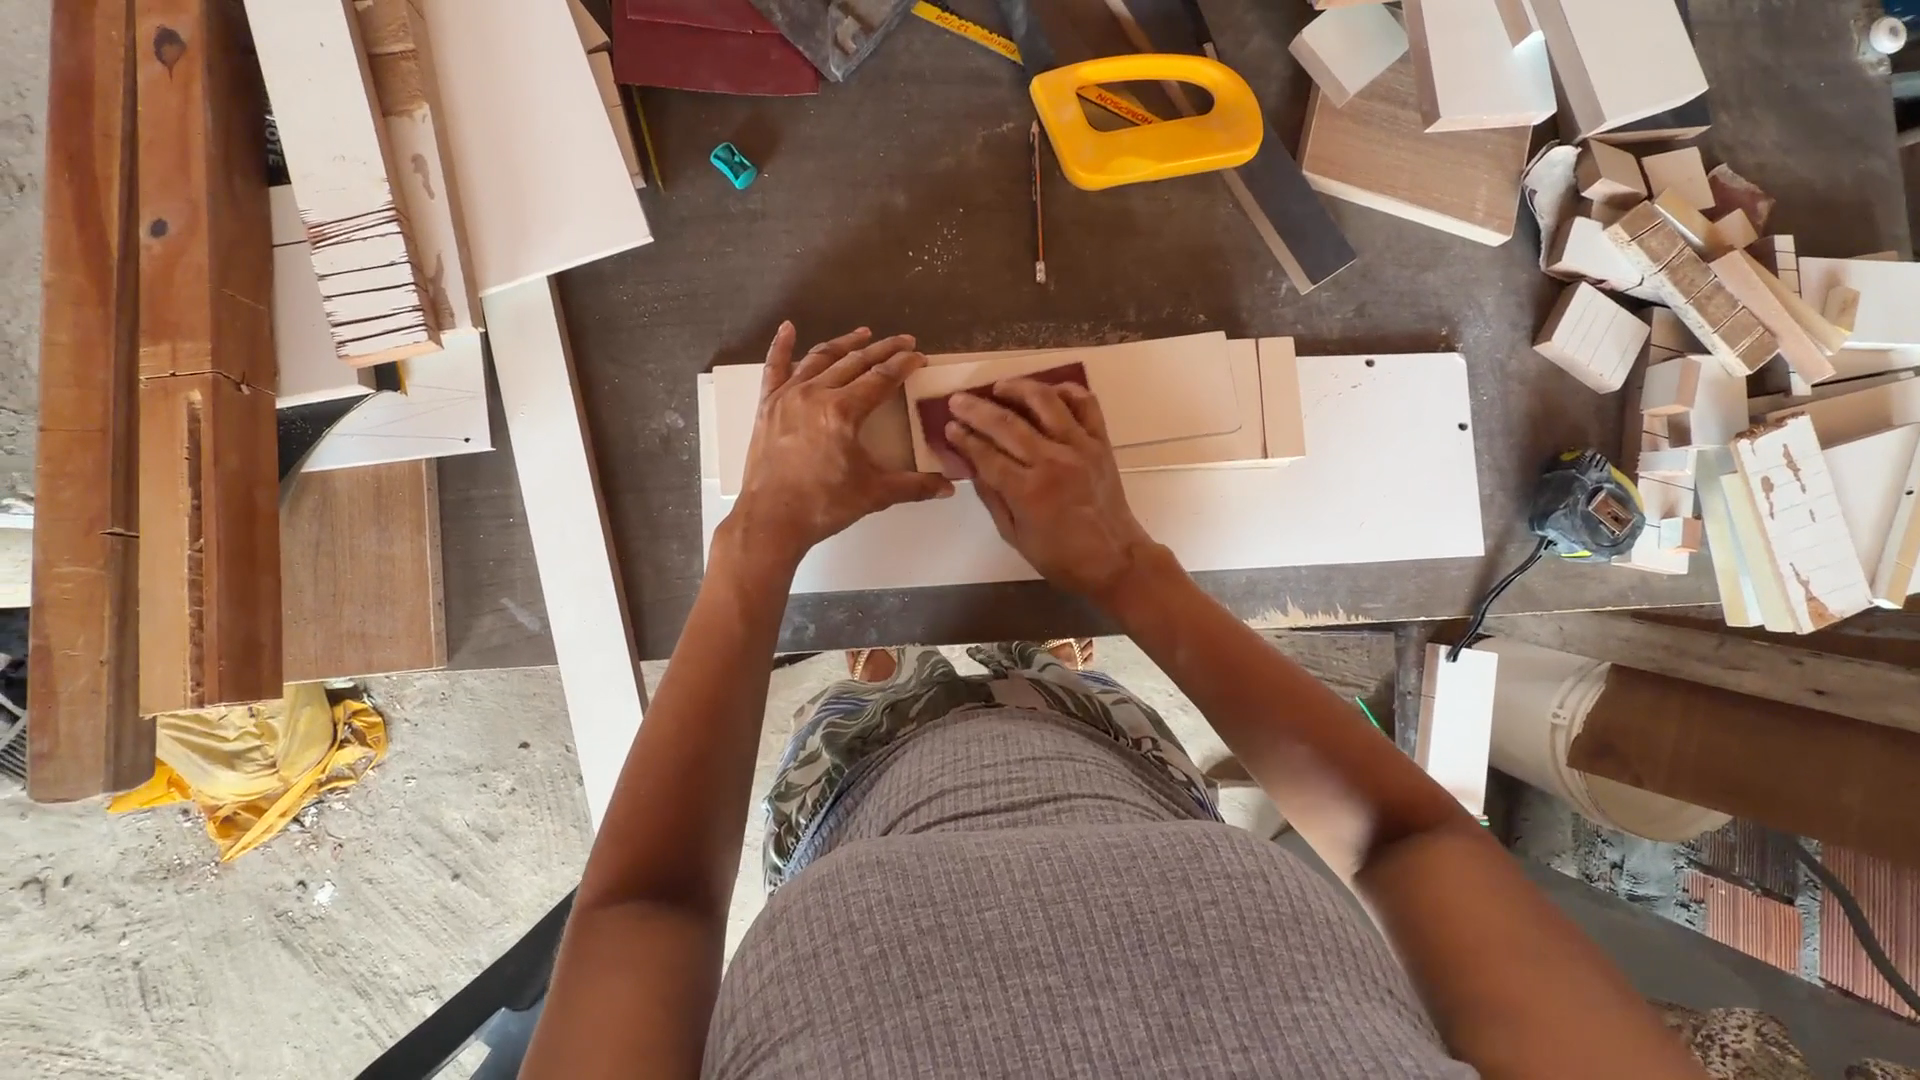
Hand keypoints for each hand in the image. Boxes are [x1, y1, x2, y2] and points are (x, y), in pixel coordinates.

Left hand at [728, 323, 953, 565]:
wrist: (772, 521)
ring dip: (845, 344)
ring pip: (820, 359)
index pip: (881, 378)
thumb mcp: (875, 494)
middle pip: (855, 362)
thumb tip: (949, 487)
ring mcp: (787, 397)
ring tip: (864, 334)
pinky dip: (781, 346)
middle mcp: (815, 394)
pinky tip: (788, 328)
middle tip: (904, 341)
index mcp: (843, 411)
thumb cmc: (824, 506)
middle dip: (883, 350)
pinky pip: (774, 368)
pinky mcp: (766, 406)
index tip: (919, 357)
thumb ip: (914, 486)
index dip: (904, 365)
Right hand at [944, 378, 1158, 599]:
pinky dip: (1066, 391)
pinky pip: (1085, 404)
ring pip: (1045, 402)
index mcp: (1027, 491)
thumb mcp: (1014, 535)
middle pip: (1007, 424)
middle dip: (977, 409)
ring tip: (999, 386)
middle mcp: (1052, 462)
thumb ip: (991, 496)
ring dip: (1018, 388)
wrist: (1115, 559)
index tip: (949, 427)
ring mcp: (1080, 448)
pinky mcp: (1100, 443)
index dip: (963, 439)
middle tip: (958, 400)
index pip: (986, 454)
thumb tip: (971, 464)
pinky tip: (1048, 392)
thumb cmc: (1060, 556)